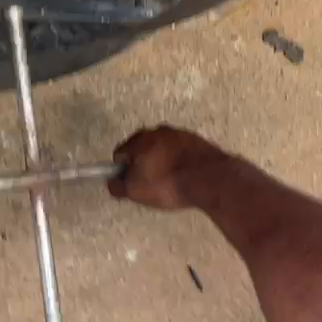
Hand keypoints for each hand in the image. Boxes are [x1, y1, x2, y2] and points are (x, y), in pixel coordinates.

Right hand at [109, 126, 235, 209]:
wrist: (209, 179)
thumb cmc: (166, 183)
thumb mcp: (135, 191)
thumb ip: (117, 186)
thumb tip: (111, 182)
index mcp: (140, 139)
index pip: (121, 152)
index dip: (122, 170)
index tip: (130, 184)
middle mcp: (159, 130)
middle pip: (143, 148)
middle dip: (143, 163)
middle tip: (149, 184)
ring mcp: (181, 133)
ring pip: (164, 149)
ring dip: (163, 161)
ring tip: (171, 183)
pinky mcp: (199, 141)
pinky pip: (182, 152)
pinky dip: (180, 162)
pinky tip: (186, 177)